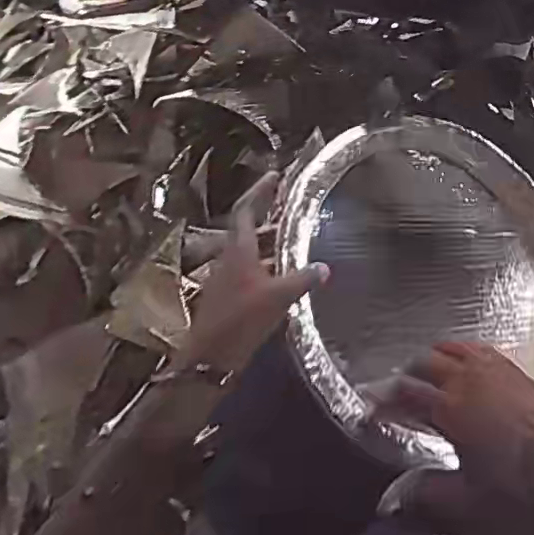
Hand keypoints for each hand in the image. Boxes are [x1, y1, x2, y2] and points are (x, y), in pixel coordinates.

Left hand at [174, 171, 328, 373]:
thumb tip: (325, 267)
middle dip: (269, 213)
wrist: (209, 359)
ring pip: (251, 248)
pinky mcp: (231, 293)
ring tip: (294, 234)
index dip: (259, 191)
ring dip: (270, 239)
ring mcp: (229, 276)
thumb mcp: (277, 298)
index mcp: (238, 250)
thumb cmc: (240, 320)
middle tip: (290, 203)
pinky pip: (252, 267)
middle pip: (249, 227)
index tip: (274, 176)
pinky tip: (286, 270)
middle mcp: (231, 257)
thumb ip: (302, 280)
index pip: (246, 210)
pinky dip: (269, 262)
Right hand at [374, 342, 533, 501]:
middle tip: (396, 390)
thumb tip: (394, 499)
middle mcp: (466, 379)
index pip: (404, 394)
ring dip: (433, 359)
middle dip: (406, 375)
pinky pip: (476, 348)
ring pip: (450, 350)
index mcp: (449, 407)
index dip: (384, 400)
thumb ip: (425, 495)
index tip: (372, 408)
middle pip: (424, 363)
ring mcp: (490, 368)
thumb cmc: (519, 486)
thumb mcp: (466, 501)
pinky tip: (462, 359)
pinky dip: (461, 351)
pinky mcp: (510, 367)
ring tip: (425, 371)